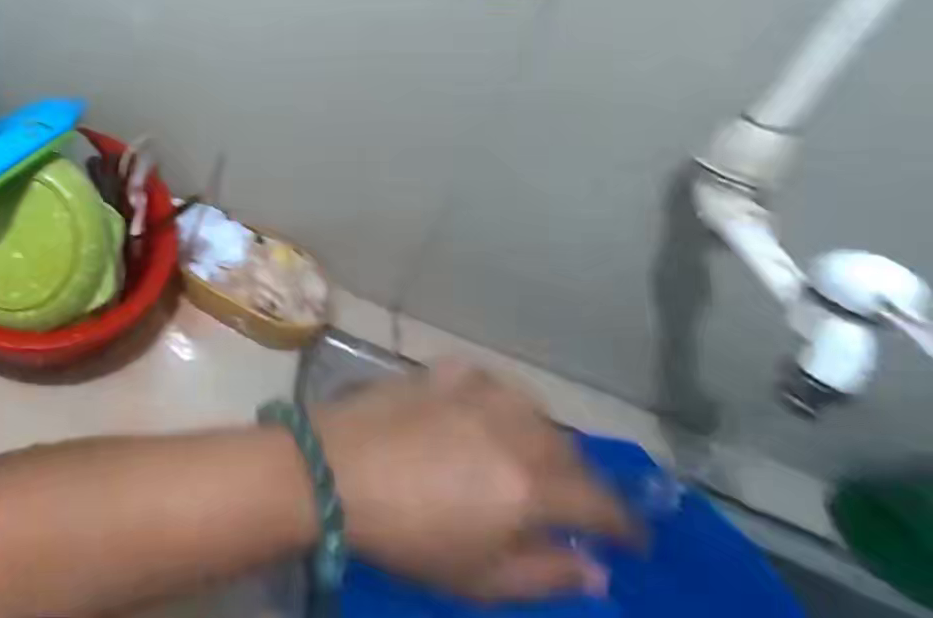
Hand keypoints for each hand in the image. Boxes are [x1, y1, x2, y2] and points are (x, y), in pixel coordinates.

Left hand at [314, 362, 640, 601]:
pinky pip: (476, 376)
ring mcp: (465, 396)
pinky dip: (489, 392)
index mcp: (532, 487)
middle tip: (566, 498)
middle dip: (578, 478)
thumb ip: (546, 575)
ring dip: (537, 430)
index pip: (602, 504)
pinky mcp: (425, 375)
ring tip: (524, 450)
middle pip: (567, 450)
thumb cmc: (403, 533)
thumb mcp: (480, 578)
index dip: (623, 527)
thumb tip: (595, 568)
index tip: (626, 541)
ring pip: (527, 406)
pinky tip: (478, 407)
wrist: (326, 469)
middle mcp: (508, 432)